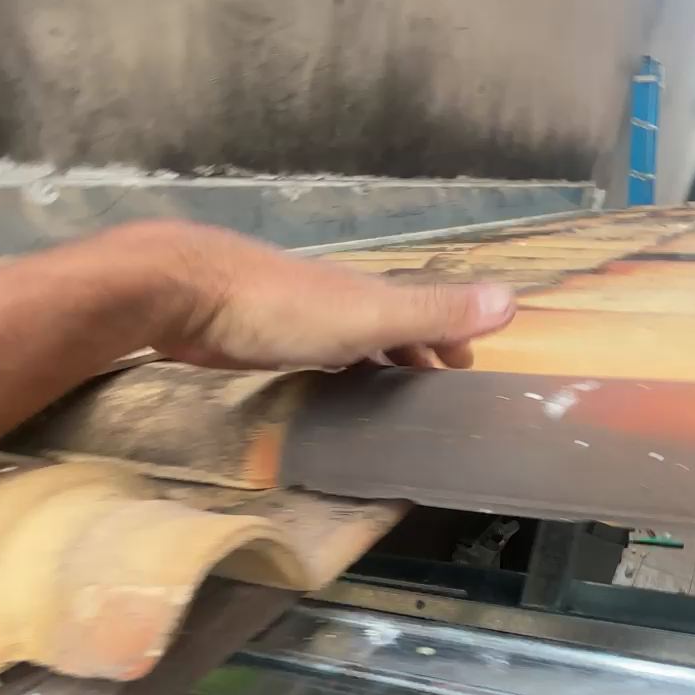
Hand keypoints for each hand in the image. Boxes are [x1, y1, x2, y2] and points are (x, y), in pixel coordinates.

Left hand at [60, 221, 516, 370]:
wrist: (185, 292)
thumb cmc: (283, 306)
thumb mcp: (370, 313)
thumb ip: (433, 310)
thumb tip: (510, 300)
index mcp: (370, 294)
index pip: (425, 312)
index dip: (450, 337)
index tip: (464, 372)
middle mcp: (340, 300)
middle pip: (392, 325)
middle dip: (417, 354)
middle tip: (430, 395)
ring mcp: (300, 317)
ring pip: (354, 340)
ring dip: (379, 364)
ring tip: (391, 401)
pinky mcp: (264, 335)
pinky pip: (318, 354)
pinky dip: (339, 369)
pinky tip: (331, 388)